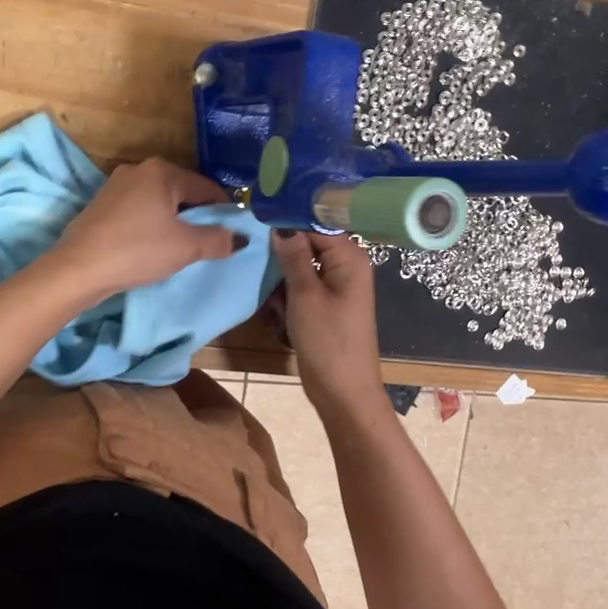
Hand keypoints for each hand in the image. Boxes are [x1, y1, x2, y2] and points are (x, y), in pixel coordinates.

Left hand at [42, 159, 244, 299]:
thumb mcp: (186, 247)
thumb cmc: (137, 251)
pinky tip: (149, 247)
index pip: (208, 188)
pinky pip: (138, 211)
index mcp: (163, 170)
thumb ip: (218, 240)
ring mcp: (116, 185)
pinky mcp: (101, 204)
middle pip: (182, 192)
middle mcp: (139, 169)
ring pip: (159, 202)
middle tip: (204, 245)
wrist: (78, 268)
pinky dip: (150, 225)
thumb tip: (239, 237)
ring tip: (177, 249)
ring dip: (172, 222)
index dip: (224, 212)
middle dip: (196, 217)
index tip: (231, 235)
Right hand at [271, 229, 384, 420]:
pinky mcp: (325, 305)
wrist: (343, 392)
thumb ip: (293, 255)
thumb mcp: (305, 294)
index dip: (289, 219)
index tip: (257, 216)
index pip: (316, 222)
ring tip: (271, 299)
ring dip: (280, 279)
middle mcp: (346, 265)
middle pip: (307, 243)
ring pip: (299, 267)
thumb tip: (281, 224)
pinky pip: (300, 287)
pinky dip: (285, 296)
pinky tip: (276, 313)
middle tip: (257, 262)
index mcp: (350, 256)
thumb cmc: (328, 340)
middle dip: (282, 254)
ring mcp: (336, 286)